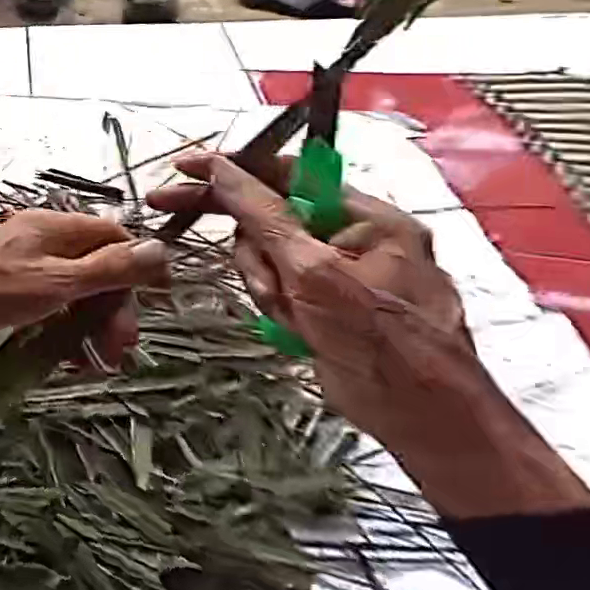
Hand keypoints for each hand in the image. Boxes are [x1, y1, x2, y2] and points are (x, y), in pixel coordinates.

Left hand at [0, 209, 168, 379]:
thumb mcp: (59, 281)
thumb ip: (109, 267)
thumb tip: (160, 247)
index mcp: (52, 226)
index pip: (112, 234)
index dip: (138, 264)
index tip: (159, 299)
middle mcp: (42, 238)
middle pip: (98, 266)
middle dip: (115, 307)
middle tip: (121, 347)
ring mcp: (27, 263)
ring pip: (79, 289)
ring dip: (95, 324)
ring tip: (101, 362)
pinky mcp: (16, 287)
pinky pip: (55, 302)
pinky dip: (68, 326)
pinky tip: (73, 357)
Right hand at [147, 152, 589, 518]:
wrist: (422, 421)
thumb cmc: (377, 339)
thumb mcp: (311, 268)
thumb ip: (261, 213)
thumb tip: (221, 167)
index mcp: (366, 218)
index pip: (286, 174)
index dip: (232, 168)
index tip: (185, 167)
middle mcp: (352, 238)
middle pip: (269, 214)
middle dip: (240, 235)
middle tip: (167, 207)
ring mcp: (336, 272)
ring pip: (263, 253)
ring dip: (262, 280)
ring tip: (288, 310)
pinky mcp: (322, 302)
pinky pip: (274, 283)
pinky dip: (272, 301)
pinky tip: (293, 324)